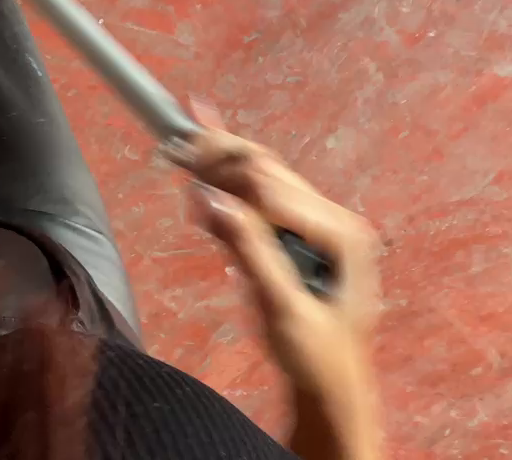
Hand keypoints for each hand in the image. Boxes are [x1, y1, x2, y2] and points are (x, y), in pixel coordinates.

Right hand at [186, 128, 383, 458]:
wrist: (331, 387)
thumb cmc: (316, 356)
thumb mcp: (282, 308)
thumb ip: (250, 250)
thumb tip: (209, 198)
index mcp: (341, 233)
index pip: (270, 188)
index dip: (223, 178)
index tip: (179, 167)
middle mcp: (332, 214)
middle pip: (263, 168)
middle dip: (216, 156)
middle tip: (171, 147)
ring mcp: (315, 217)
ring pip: (258, 170)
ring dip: (216, 160)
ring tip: (177, 146)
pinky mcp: (295, 225)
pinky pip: (255, 185)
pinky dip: (224, 165)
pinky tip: (203, 124)